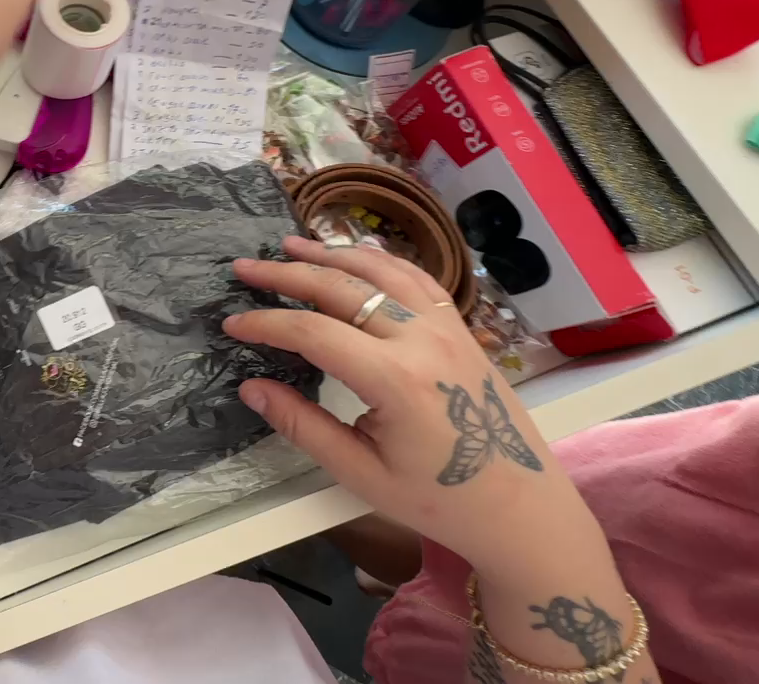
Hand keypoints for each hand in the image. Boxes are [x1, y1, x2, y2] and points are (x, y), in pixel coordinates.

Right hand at [225, 238, 605, 587]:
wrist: (525, 512)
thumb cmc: (439, 500)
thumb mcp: (360, 473)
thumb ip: (301, 425)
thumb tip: (250, 387)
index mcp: (395, 380)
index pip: (312, 331)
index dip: (266, 323)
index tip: (233, 324)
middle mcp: (421, 340)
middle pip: (339, 288)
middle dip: (284, 274)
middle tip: (244, 268)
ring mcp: (447, 328)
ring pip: (378, 271)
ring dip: (329, 254)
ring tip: (289, 246)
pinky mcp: (461, 329)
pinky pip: (415, 278)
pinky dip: (377, 260)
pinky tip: (352, 257)